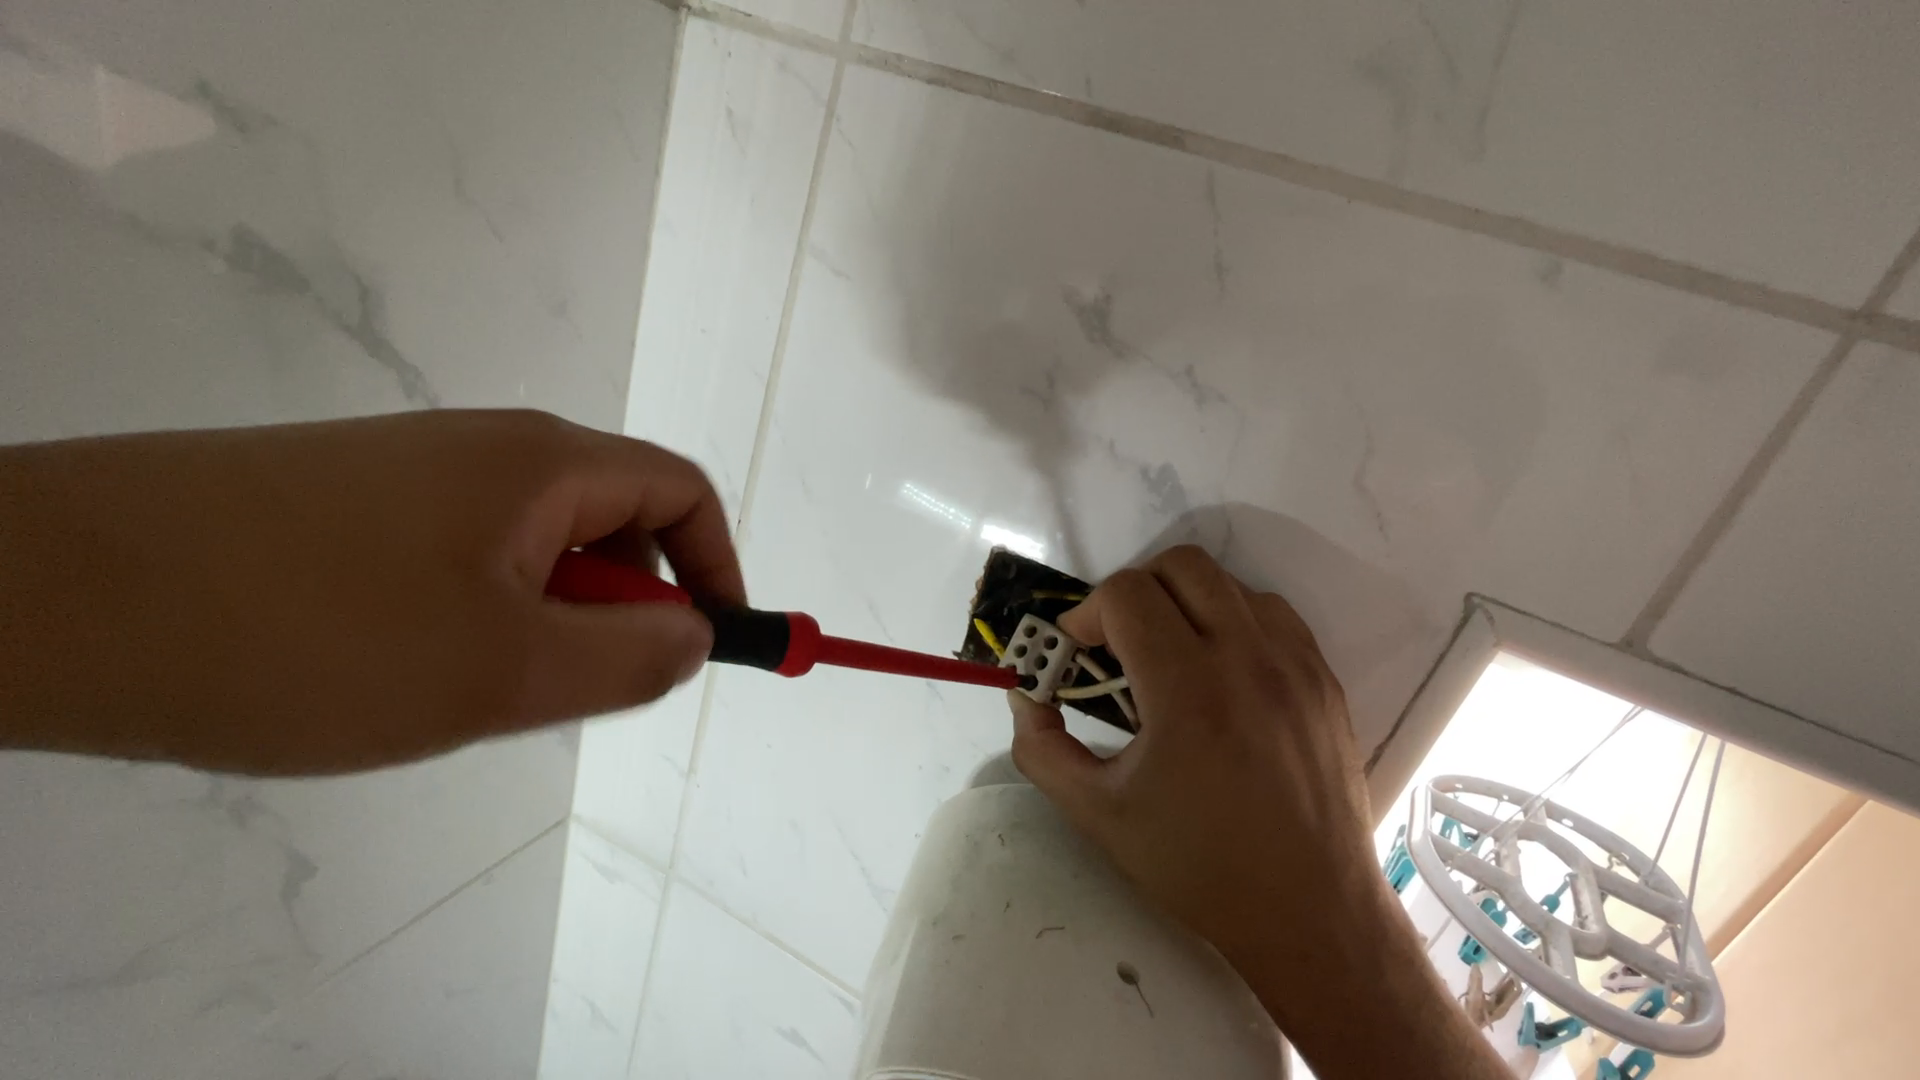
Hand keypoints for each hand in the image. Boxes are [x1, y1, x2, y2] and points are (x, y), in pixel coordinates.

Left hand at [0, 410, 742, 773]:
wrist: (43, 596)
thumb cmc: (316, 634)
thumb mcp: (507, 672)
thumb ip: (632, 657)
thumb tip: (696, 636)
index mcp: (546, 464)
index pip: (682, 492)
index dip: (716, 566)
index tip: (711, 643)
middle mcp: (492, 448)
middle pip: (613, 517)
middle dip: (625, 604)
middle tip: (577, 684)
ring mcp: (419, 470)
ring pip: (537, 546)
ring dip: (548, 617)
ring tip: (480, 685)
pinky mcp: (355, 501)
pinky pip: (467, 553)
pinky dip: (482, 612)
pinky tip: (410, 665)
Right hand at [1008, 546, 1392, 1014]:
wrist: (1311, 912)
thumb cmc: (1199, 866)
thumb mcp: (1098, 813)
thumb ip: (1042, 748)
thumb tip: (1024, 699)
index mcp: (1187, 690)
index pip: (1126, 594)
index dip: (1085, 615)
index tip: (1078, 656)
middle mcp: (1246, 658)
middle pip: (1179, 565)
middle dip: (1134, 592)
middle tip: (1118, 646)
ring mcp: (1294, 664)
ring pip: (1229, 582)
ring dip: (1185, 603)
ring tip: (1171, 658)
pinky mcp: (1323, 679)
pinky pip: (1271, 614)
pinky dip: (1233, 621)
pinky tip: (1221, 673)